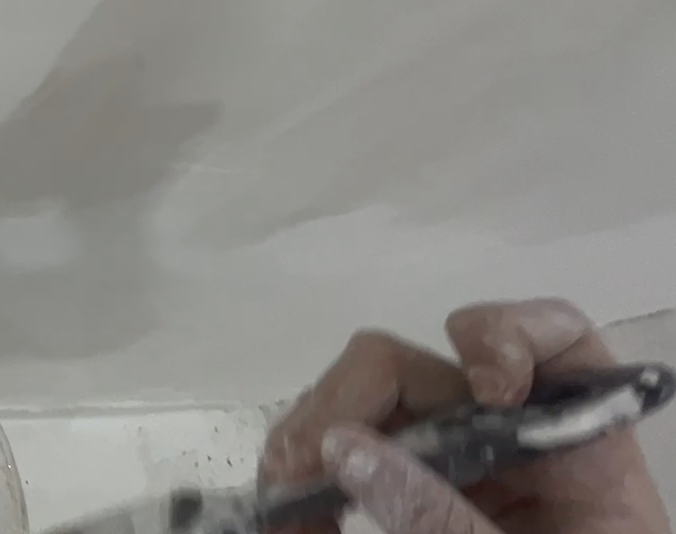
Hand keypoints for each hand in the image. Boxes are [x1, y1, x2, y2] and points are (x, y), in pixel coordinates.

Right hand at [260, 298, 670, 533]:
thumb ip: (439, 516)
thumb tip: (338, 443)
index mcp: (571, 454)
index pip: (553, 343)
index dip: (508, 337)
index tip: (488, 393)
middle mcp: (498, 433)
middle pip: (402, 367)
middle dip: (340, 406)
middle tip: (296, 470)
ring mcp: (442, 452)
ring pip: (352, 401)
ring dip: (306, 440)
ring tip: (282, 501)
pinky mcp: (398, 475)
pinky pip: (334, 441)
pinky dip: (303, 468)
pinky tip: (290, 508)